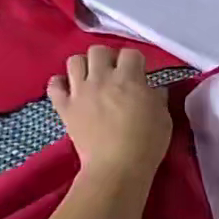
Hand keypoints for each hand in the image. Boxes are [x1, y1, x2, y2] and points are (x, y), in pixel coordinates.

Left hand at [47, 46, 170, 177]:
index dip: (137, 62)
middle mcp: (101, 78)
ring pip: (74, 61)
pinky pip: (54, 85)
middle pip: (99, 50)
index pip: (131, 53)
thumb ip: (158, 98)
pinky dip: (61, 84)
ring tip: (93, 79)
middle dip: (109, 58)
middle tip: (116, 74)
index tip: (141, 74)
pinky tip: (71, 91)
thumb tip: (154, 90)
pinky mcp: (65, 107)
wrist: (117, 167)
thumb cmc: (147, 143)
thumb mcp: (164, 118)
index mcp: (129, 79)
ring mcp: (80, 91)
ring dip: (85, 66)